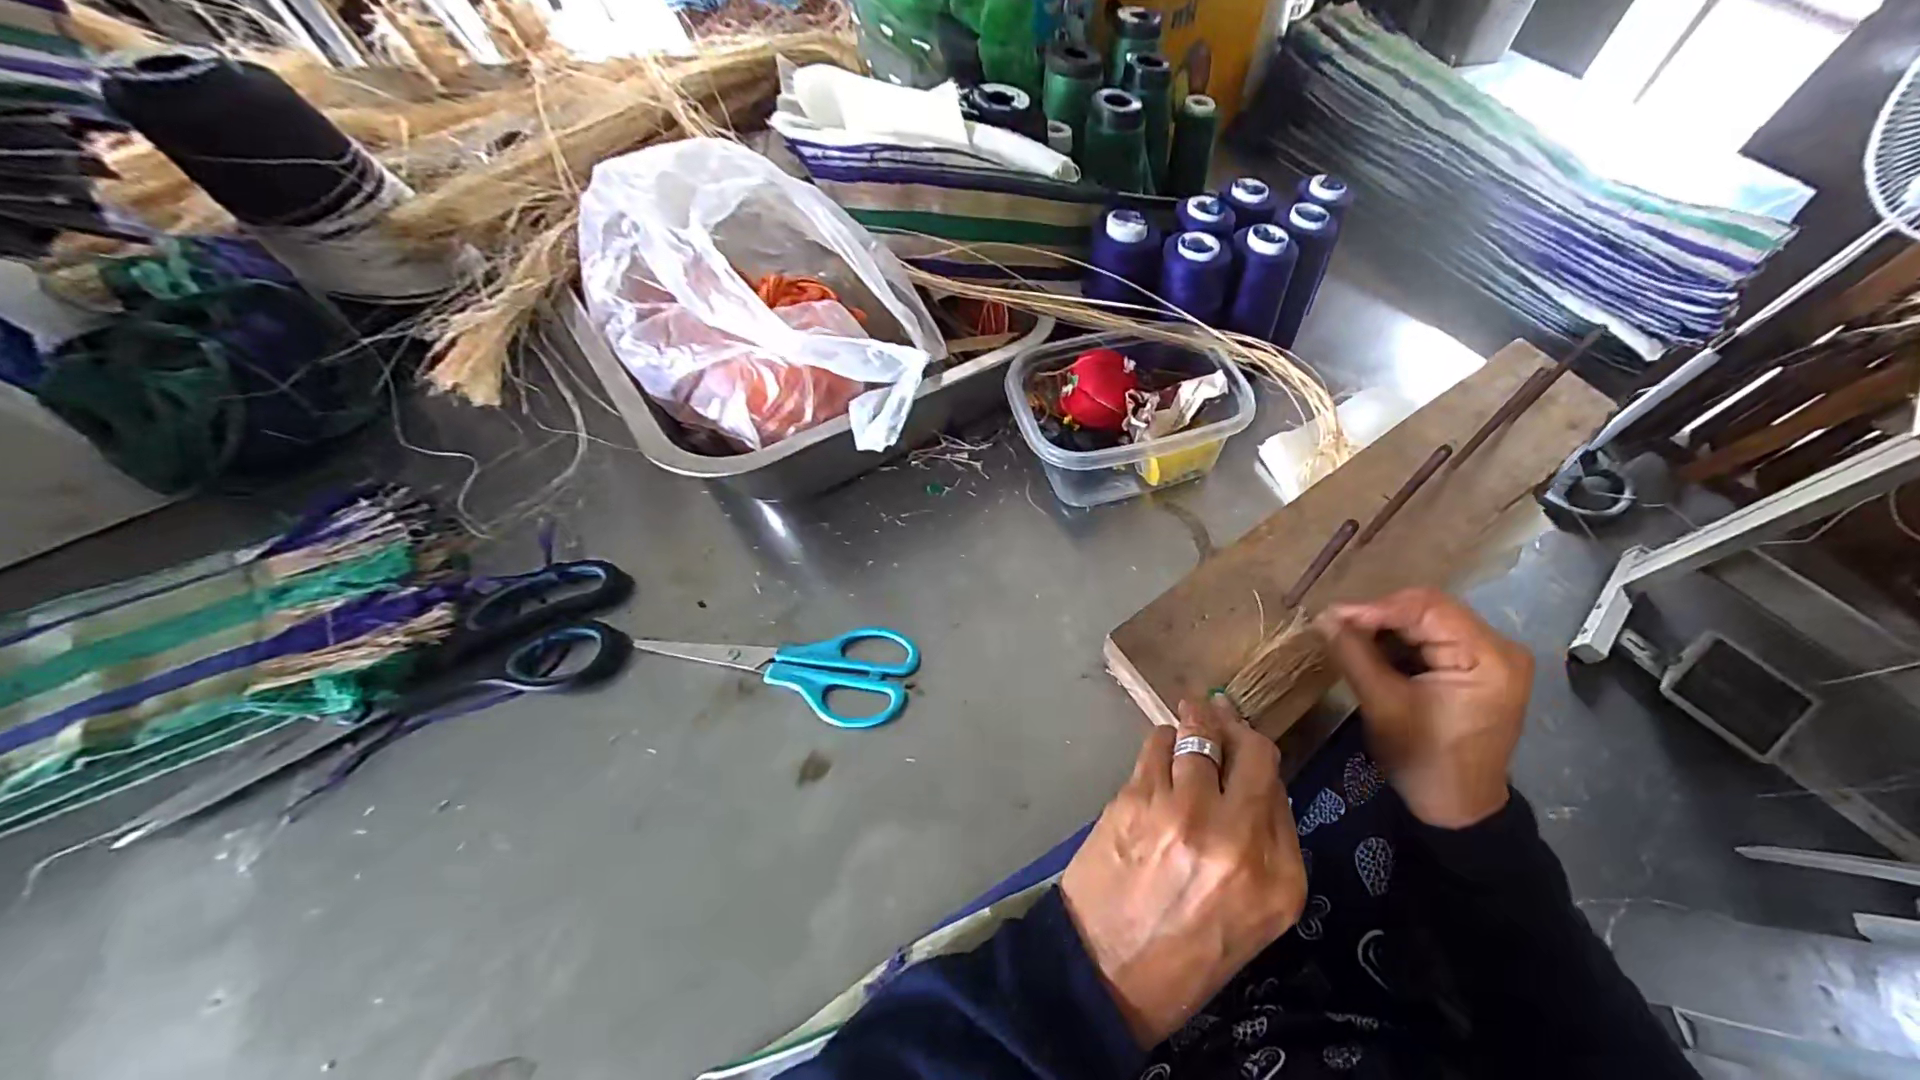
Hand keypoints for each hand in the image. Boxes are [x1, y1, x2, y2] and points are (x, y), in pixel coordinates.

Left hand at [1059, 696, 1306, 1047]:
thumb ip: (1266, 846)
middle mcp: (1237, 839)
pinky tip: (1159, 747)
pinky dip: (1160, 740)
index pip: (1280, 786)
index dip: (1258, 754)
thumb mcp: (1253, 915)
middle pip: (1249, 752)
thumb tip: (1252, 780)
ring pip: (1196, 738)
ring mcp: (1184, 815)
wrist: (1110, 971)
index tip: (1245, 735)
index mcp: (1280, 877)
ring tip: (1187, 718)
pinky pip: (1155, 746)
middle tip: (1219, 708)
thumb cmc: (1188, 950)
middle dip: (1233, 725)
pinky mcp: (1137, 801)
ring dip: (1191, 724)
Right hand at [1316, 587, 1531, 828]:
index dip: (1376, 607)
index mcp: (1489, 657)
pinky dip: (1399, 640)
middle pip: (1430, 609)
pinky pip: (1432, 637)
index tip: (1331, 617)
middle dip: (1379, 615)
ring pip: (1428, 620)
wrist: (1456, 805)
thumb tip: (1324, 616)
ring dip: (1386, 626)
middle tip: (1336, 626)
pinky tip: (1372, 649)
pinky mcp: (1478, 666)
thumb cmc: (1423, 758)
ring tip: (1348, 636)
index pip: (1428, 608)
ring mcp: (1491, 656)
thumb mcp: (1382, 704)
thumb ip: (1354, 654)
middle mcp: (1499, 647)